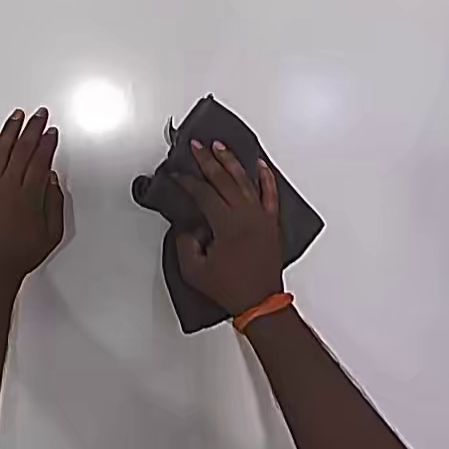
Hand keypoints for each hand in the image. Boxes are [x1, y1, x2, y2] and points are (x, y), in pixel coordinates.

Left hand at [0, 108, 65, 296]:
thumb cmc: (18, 255)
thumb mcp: (51, 234)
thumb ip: (54, 204)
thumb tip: (52, 181)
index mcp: (29, 195)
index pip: (41, 158)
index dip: (48, 142)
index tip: (52, 131)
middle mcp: (8, 186)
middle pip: (23, 148)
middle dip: (33, 128)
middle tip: (39, 115)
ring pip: (1, 149)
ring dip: (11, 130)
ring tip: (17, 116)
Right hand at [174, 140, 284, 315]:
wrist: (261, 302)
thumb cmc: (230, 288)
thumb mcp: (194, 270)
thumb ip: (186, 242)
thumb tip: (190, 225)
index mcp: (227, 225)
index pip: (204, 193)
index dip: (188, 182)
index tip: (177, 176)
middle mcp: (246, 216)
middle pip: (224, 179)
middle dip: (207, 160)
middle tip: (196, 146)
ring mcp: (261, 217)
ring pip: (245, 180)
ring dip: (231, 161)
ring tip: (220, 146)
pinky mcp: (271, 222)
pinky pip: (270, 193)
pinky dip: (266, 177)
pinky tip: (259, 165)